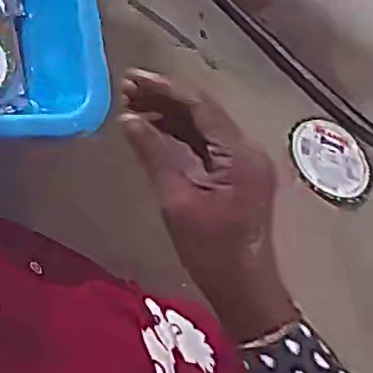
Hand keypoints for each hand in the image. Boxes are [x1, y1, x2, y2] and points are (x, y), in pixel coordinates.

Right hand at [119, 70, 298, 340]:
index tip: (132, 79)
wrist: (245, 293)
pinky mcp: (236, 174)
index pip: (200, 107)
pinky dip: (177, 132)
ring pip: (201, 125)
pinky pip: (204, 142)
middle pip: (201, 112)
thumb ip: (154, 154)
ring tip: (131, 105)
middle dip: (163, 98)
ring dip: (168, 114)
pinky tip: (150, 129)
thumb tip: (128, 119)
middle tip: (125, 90)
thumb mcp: (176, 200)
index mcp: (239, 154)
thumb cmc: (211, 251)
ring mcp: (244, 162)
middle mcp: (247, 151)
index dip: (164, 89)